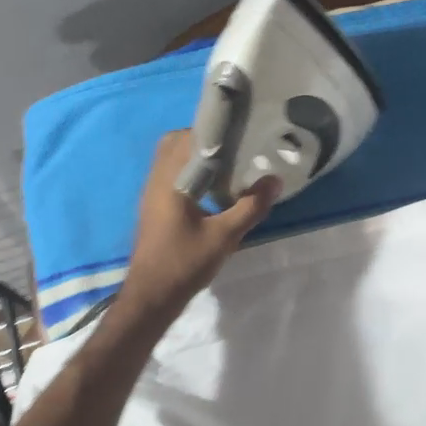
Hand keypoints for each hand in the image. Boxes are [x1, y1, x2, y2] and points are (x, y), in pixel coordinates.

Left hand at [120, 131, 278, 318]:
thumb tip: (274, 180)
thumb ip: (251, 206)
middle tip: (234, 148)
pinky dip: (191, 174)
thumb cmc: (184, 264)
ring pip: (172, 160)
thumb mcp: (224, 237)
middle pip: (176, 143)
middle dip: (204, 140)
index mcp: (170, 179)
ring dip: (197, 158)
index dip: (213, 129)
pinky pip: (171, 176)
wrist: (151, 297)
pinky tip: (213, 190)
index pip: (188, 137)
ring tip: (229, 165)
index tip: (239, 130)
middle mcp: (157, 180)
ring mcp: (152, 193)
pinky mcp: (155, 207)